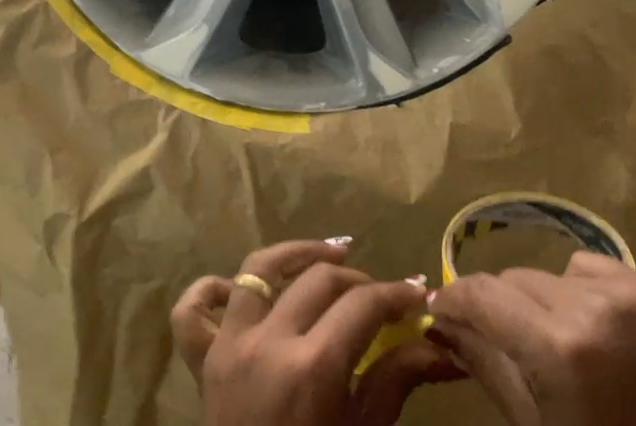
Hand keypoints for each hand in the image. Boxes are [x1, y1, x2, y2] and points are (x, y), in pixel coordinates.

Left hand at [171, 240, 455, 425]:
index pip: (363, 305)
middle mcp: (267, 343)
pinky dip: (211, 291)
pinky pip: (192, 309)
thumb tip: (443, 348)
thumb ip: (399, 379)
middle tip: (380, 295)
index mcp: (313, 367)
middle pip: (319, 279)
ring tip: (327, 256)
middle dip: (358, 279)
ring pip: (256, 269)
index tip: (418, 295)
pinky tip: (239, 291)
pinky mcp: (201, 359)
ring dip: (295, 255)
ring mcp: (228, 346)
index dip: (397, 294)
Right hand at [426, 253, 635, 425]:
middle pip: (513, 281)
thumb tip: (443, 325)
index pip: (481, 294)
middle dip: (499, 309)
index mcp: (560, 349)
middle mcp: (592, 306)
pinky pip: (590, 269)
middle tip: (501, 342)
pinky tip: (592, 328)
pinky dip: (578, 291)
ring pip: (549, 274)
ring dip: (540, 302)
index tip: (440, 313)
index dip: (453, 301)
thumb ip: (487, 366)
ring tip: (557, 341)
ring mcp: (630, 292)